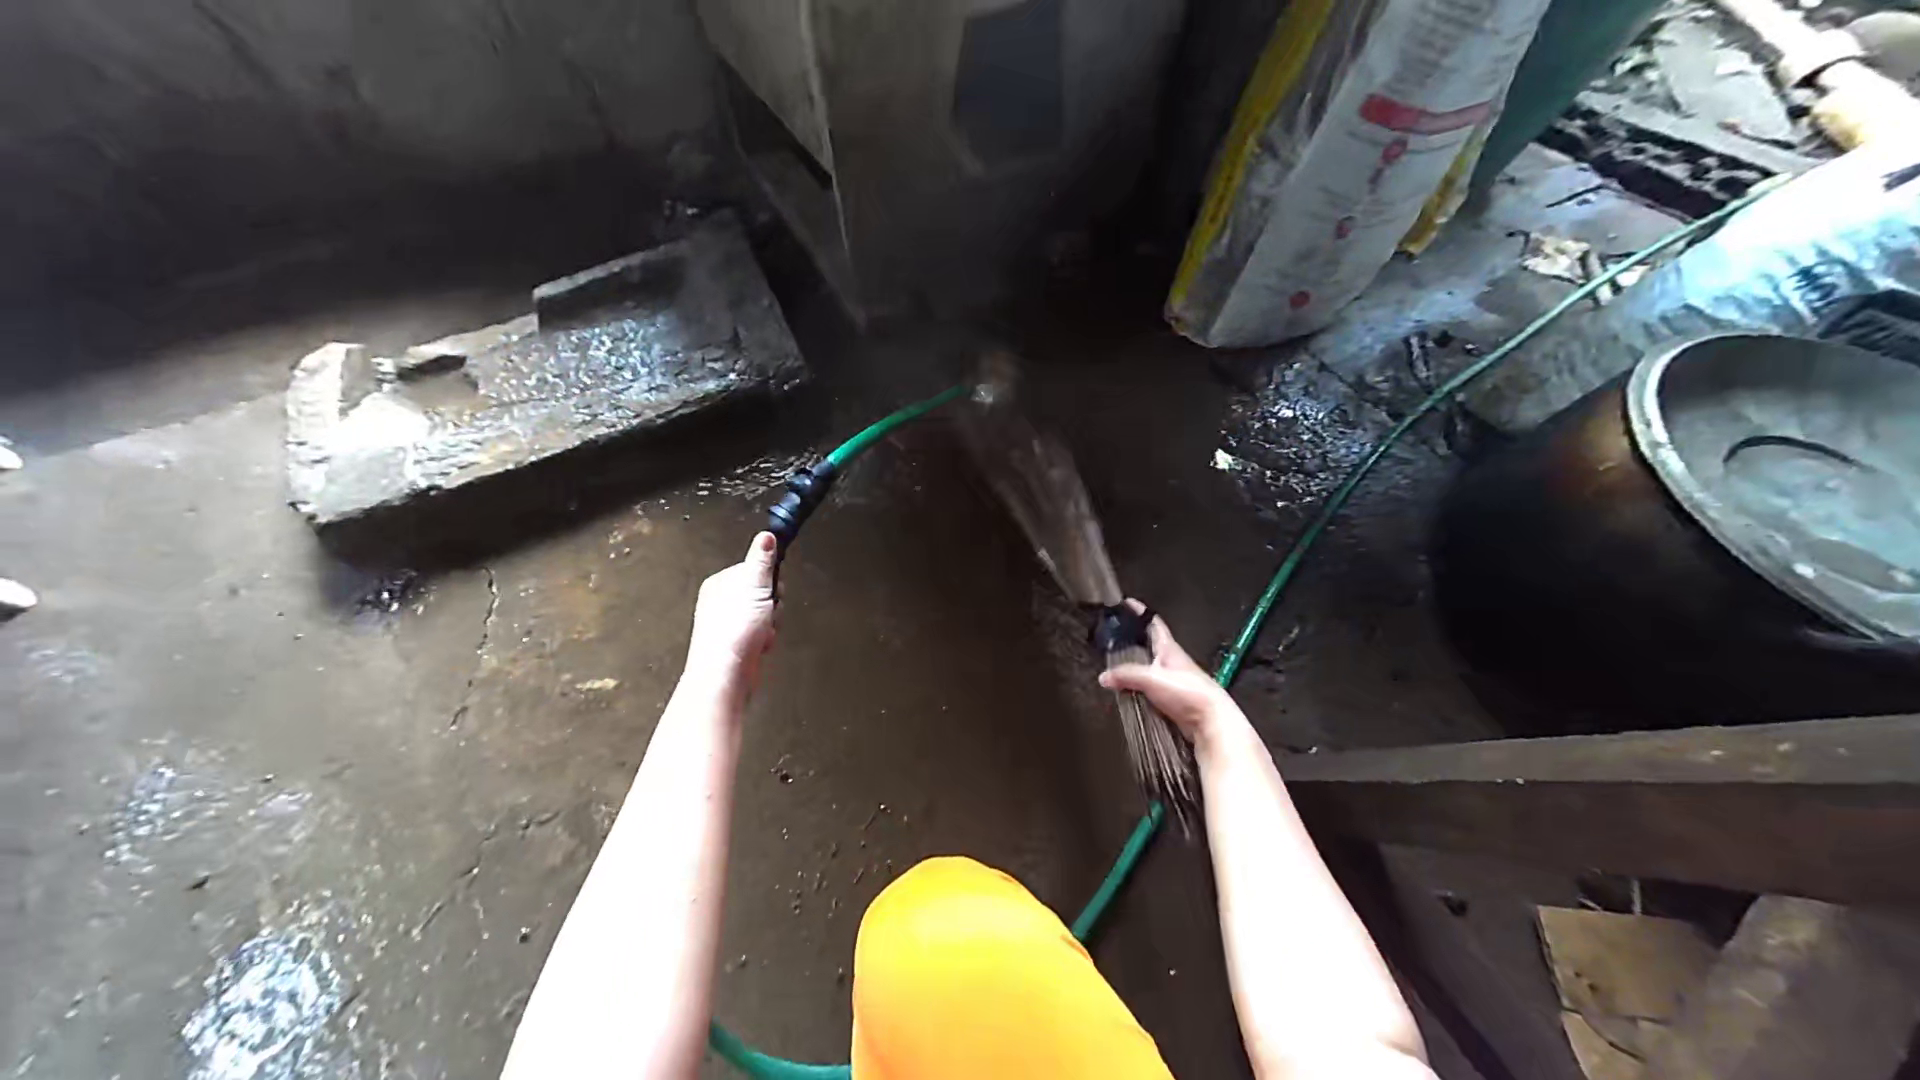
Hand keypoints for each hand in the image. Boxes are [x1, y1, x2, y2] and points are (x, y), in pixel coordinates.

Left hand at [687, 532, 779, 688]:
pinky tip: (760, 644)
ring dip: (770, 624)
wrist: (726, 671)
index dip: (770, 579)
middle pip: (762, 592)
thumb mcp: (755, 585)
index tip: (772, 587)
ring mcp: (728, 623)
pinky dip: (765, 639)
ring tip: (762, 632)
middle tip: (767, 611)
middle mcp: (721, 602)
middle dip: (772, 604)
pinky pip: (761, 633)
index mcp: (720, 583)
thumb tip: (766, 536)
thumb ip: (761, 559)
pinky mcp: (736, 643)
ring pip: (764, 614)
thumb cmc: (734, 630)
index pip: (754, 569)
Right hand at [1098, 602, 1249, 755]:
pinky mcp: (1174, 700)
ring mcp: (1174, 681)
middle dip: (1134, 642)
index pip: (1154, 623)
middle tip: (1115, 639)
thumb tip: (1105, 676)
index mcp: (1169, 649)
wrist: (1212, 723)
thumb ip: (1126, 675)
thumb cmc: (1189, 693)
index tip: (1128, 603)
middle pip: (1150, 646)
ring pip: (1150, 669)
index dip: (1141, 612)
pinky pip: (1151, 689)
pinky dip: (1139, 689)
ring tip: (1116, 669)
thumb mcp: (1151, 678)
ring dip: (1135, 668)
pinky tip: (1130, 693)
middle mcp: (1172, 662)